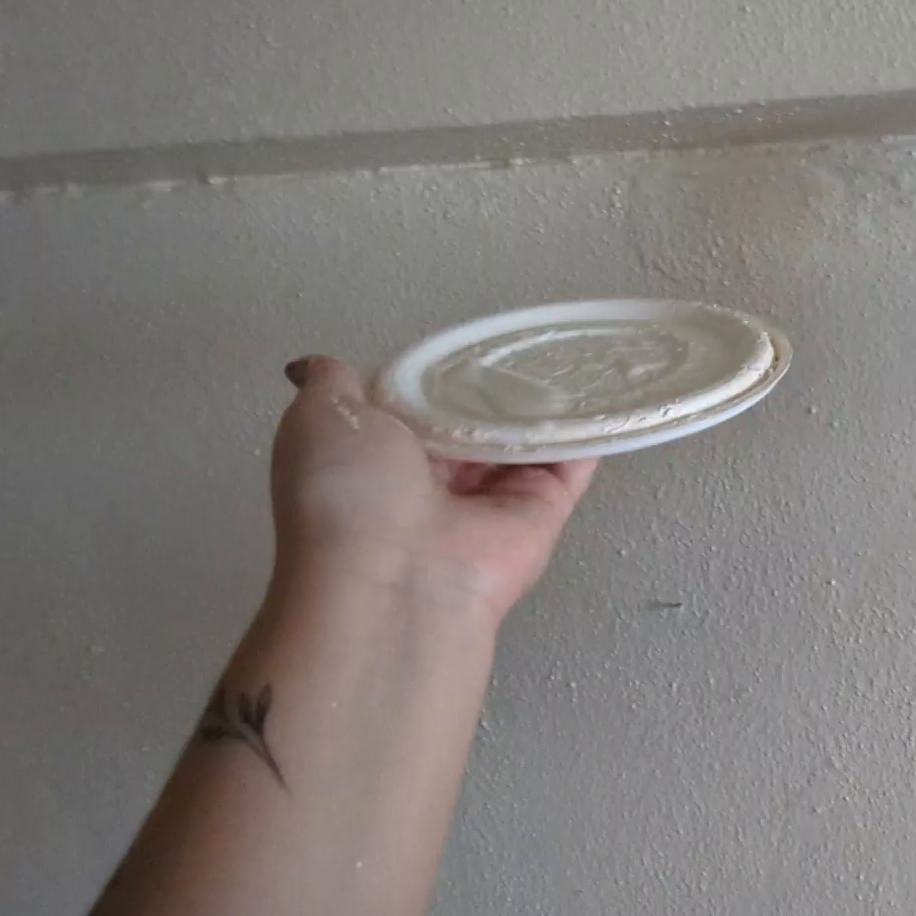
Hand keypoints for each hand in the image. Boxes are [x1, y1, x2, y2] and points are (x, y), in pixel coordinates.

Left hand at [269, 356, 596, 622]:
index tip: (467, 345)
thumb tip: (313, 364)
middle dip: (503, 388)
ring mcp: (500, 495)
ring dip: (551, 407)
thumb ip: (332, 386)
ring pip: (531, 440)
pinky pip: (573, 464)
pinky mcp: (547, 508)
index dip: (442, 376)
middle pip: (483, 423)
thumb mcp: (322, 421)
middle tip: (530, 346)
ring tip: (575, 359)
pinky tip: (603, 397)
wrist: (405, 570)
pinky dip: (590, 434)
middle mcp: (444, 478)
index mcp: (388, 457)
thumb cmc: (353, 491)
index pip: (424, 408)